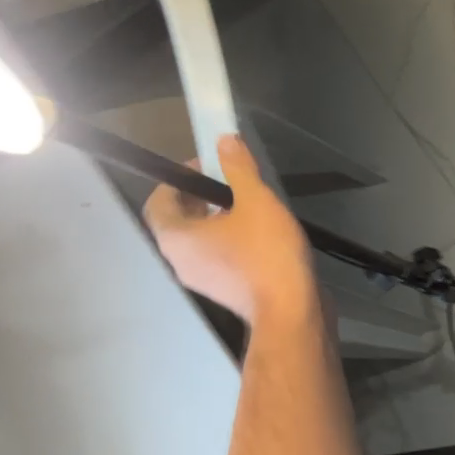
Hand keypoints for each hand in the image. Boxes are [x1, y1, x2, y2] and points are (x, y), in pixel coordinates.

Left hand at [142, 135, 314, 321]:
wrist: (293, 314)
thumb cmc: (269, 255)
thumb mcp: (258, 202)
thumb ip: (239, 169)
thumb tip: (224, 140)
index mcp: (175, 235)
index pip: (160, 199)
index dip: (181, 179)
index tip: (210, 169)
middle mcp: (179, 260)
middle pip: (181, 221)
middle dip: (202, 201)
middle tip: (233, 188)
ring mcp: (203, 281)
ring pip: (202, 243)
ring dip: (219, 224)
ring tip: (251, 214)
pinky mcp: (227, 295)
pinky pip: (221, 261)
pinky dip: (232, 246)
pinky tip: (262, 241)